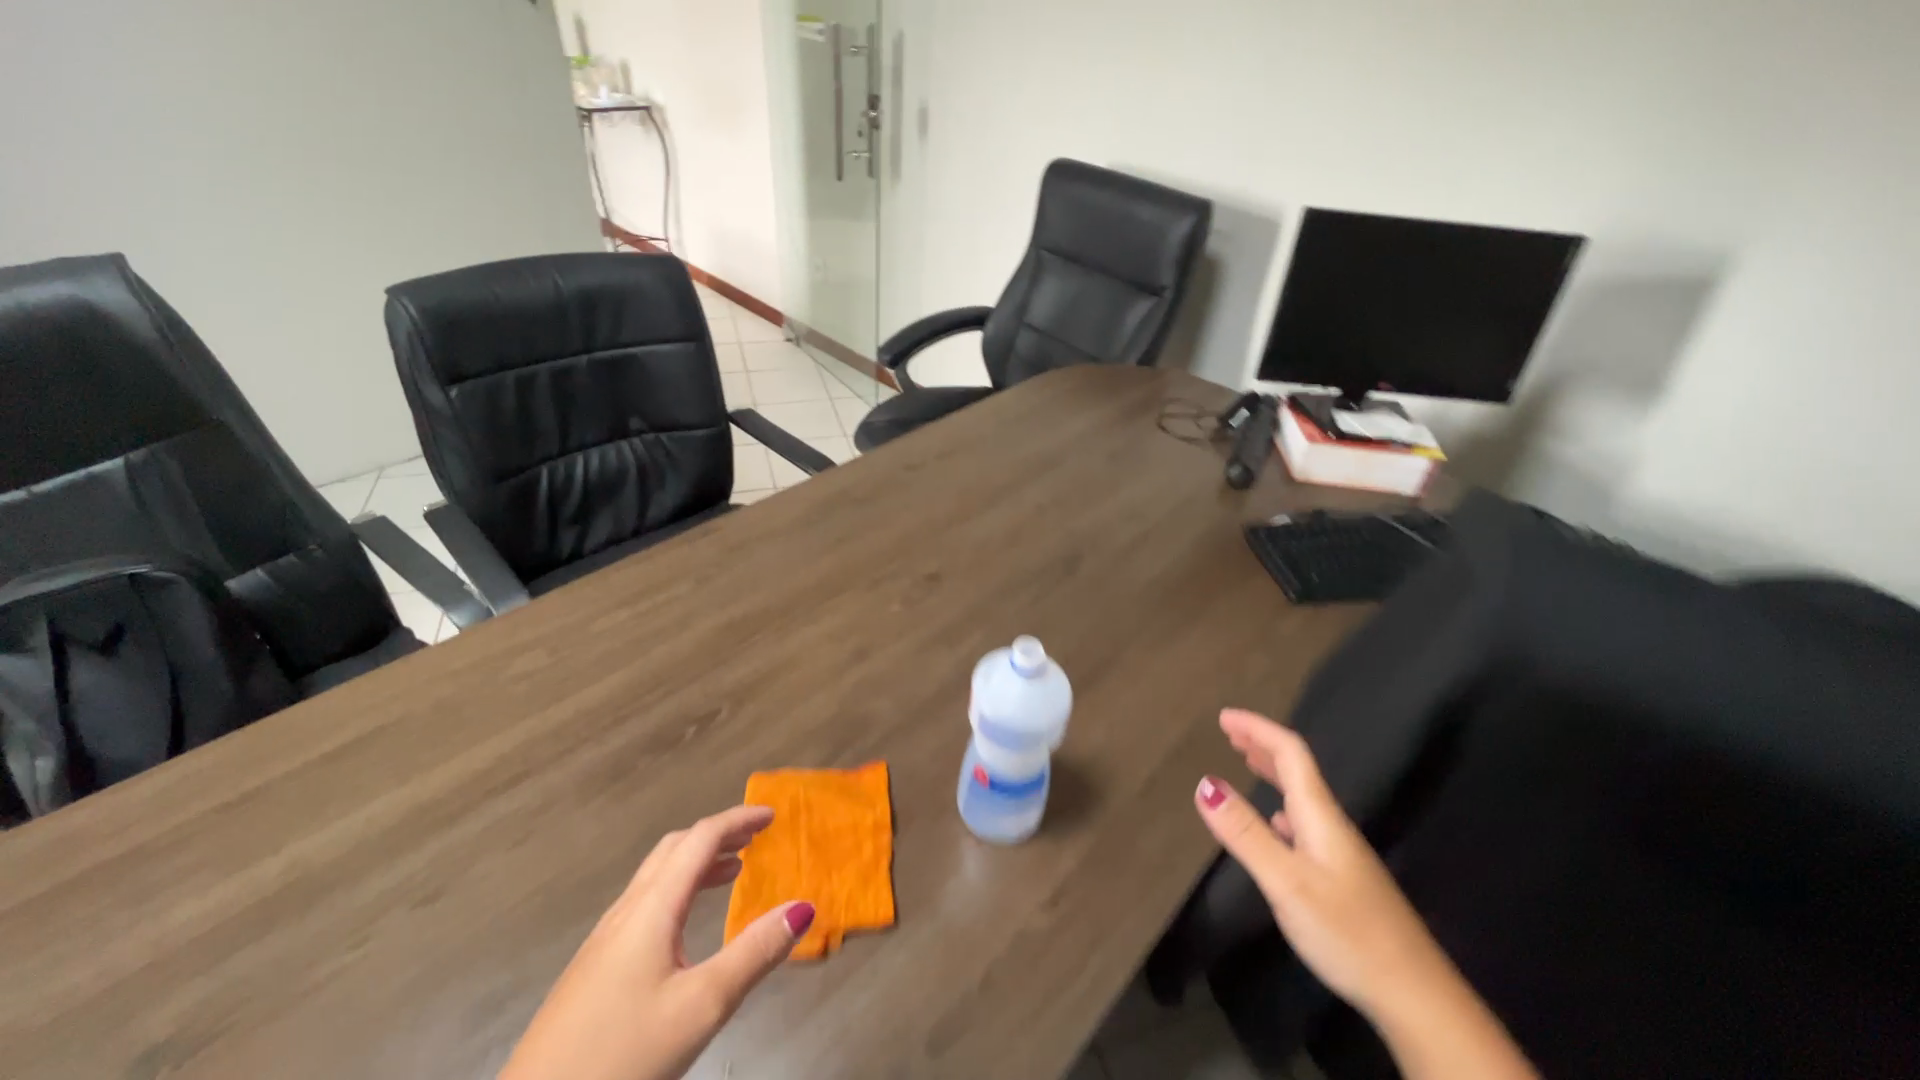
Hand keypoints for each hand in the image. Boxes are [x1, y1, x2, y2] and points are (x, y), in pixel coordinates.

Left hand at [500, 805, 814, 1079]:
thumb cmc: (626, 1051)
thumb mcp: (704, 1005)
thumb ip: (755, 953)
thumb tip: (803, 906)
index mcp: (652, 909)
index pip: (699, 841)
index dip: (737, 821)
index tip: (773, 816)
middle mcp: (626, 913)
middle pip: (673, 851)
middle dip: (717, 836)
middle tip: (756, 837)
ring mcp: (605, 940)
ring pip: (656, 878)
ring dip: (697, 863)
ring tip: (733, 872)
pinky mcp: (595, 967)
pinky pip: (644, 905)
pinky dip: (679, 891)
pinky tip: (687, 926)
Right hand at [1193, 709, 1446, 1018]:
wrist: (1412, 991)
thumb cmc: (1347, 931)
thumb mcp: (1286, 881)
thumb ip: (1245, 833)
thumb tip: (1205, 782)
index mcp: (1321, 817)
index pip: (1291, 754)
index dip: (1259, 729)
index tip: (1224, 716)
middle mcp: (1333, 827)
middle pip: (1299, 772)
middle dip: (1264, 746)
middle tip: (1230, 734)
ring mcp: (1341, 854)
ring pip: (1302, 799)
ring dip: (1273, 776)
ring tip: (1246, 767)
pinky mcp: (1343, 879)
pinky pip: (1306, 826)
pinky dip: (1282, 811)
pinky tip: (1276, 828)